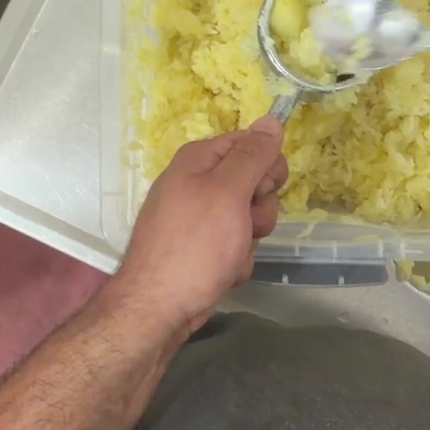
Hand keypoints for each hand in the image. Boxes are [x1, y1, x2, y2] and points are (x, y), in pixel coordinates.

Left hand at [107, 117, 288, 329]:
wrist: (158, 310)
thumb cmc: (194, 247)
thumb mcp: (228, 193)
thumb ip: (252, 156)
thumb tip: (272, 119)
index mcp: (198, 161)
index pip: (250, 143)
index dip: (266, 166)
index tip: (266, 188)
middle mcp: (195, 183)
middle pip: (253, 182)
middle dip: (259, 208)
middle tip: (246, 224)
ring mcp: (197, 218)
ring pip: (248, 218)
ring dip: (249, 240)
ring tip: (231, 255)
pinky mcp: (201, 248)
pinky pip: (235, 245)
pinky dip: (235, 261)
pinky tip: (222, 273)